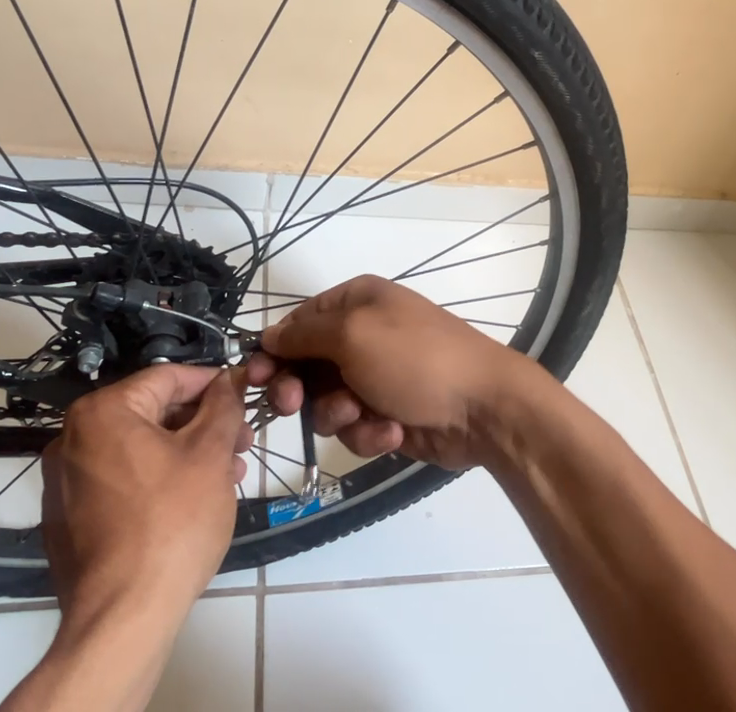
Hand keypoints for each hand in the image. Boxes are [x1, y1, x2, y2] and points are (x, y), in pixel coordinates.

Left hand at [39, 365, 252, 626]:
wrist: (123, 615)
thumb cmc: (172, 522)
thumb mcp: (210, 454)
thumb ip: (223, 406)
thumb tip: (229, 379)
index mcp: (101, 412)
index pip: (167, 376)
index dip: (212, 383)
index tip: (244, 398)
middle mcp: (71, 438)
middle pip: (152, 413)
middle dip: (203, 425)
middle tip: (242, 445)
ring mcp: (64, 481)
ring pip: (139, 449)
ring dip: (186, 454)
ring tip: (226, 478)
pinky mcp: (68, 519)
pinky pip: (120, 481)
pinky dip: (157, 481)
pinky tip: (190, 502)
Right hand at [249, 275, 542, 467]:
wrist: (483, 408)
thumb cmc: (416, 360)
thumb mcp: (354, 334)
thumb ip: (304, 334)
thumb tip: (268, 336)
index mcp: (356, 302)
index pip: (297, 323)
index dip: (272, 352)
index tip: (252, 380)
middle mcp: (363, 335)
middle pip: (304, 366)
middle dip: (299, 389)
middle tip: (291, 405)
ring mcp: (376, 377)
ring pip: (325, 403)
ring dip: (340, 414)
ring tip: (365, 414)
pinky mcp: (387, 413)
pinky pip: (354, 427)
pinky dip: (368, 432)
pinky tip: (392, 430)